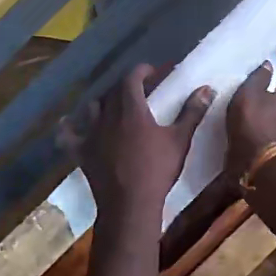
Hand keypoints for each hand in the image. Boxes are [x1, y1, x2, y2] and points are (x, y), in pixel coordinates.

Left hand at [62, 65, 212, 222]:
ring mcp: (91, 134)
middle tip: (142, 89)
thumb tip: (207, 89)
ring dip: (105, 102)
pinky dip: (69, 127)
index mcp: (131, 109)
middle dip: (127, 85)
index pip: (131, 78)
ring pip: (93, 107)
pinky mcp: (81, 152)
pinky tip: (69, 124)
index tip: (153, 71)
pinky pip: (69, 135)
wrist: (130, 204)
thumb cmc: (158, 170)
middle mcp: (107, 116)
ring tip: (115, 106)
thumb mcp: (180, 140)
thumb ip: (192, 112)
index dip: (142, 71)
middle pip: (113, 91)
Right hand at [224, 62, 275, 179]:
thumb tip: (268, 64)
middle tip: (254, 104)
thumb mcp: (251, 90)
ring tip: (245, 119)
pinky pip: (266, 141)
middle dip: (273, 109)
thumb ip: (260, 77)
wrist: (252, 157)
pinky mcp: (274, 154)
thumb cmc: (255, 118)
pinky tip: (242, 135)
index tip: (269, 92)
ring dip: (265, 124)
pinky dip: (258, 138)